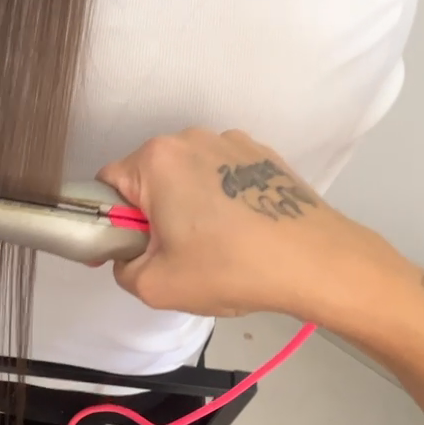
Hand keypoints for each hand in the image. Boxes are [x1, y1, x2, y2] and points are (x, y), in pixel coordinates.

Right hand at [97, 129, 397, 321]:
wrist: (316, 263)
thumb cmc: (229, 268)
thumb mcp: (152, 286)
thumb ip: (121, 267)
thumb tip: (130, 255)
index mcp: (156, 160)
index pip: (106, 184)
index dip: (110, 221)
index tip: (128, 249)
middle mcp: (190, 138)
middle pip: (147, 178)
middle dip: (149, 212)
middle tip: (171, 254)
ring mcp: (231, 142)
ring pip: (185, 177)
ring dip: (185, 205)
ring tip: (211, 245)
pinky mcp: (263, 155)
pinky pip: (221, 176)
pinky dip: (219, 200)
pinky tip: (238, 233)